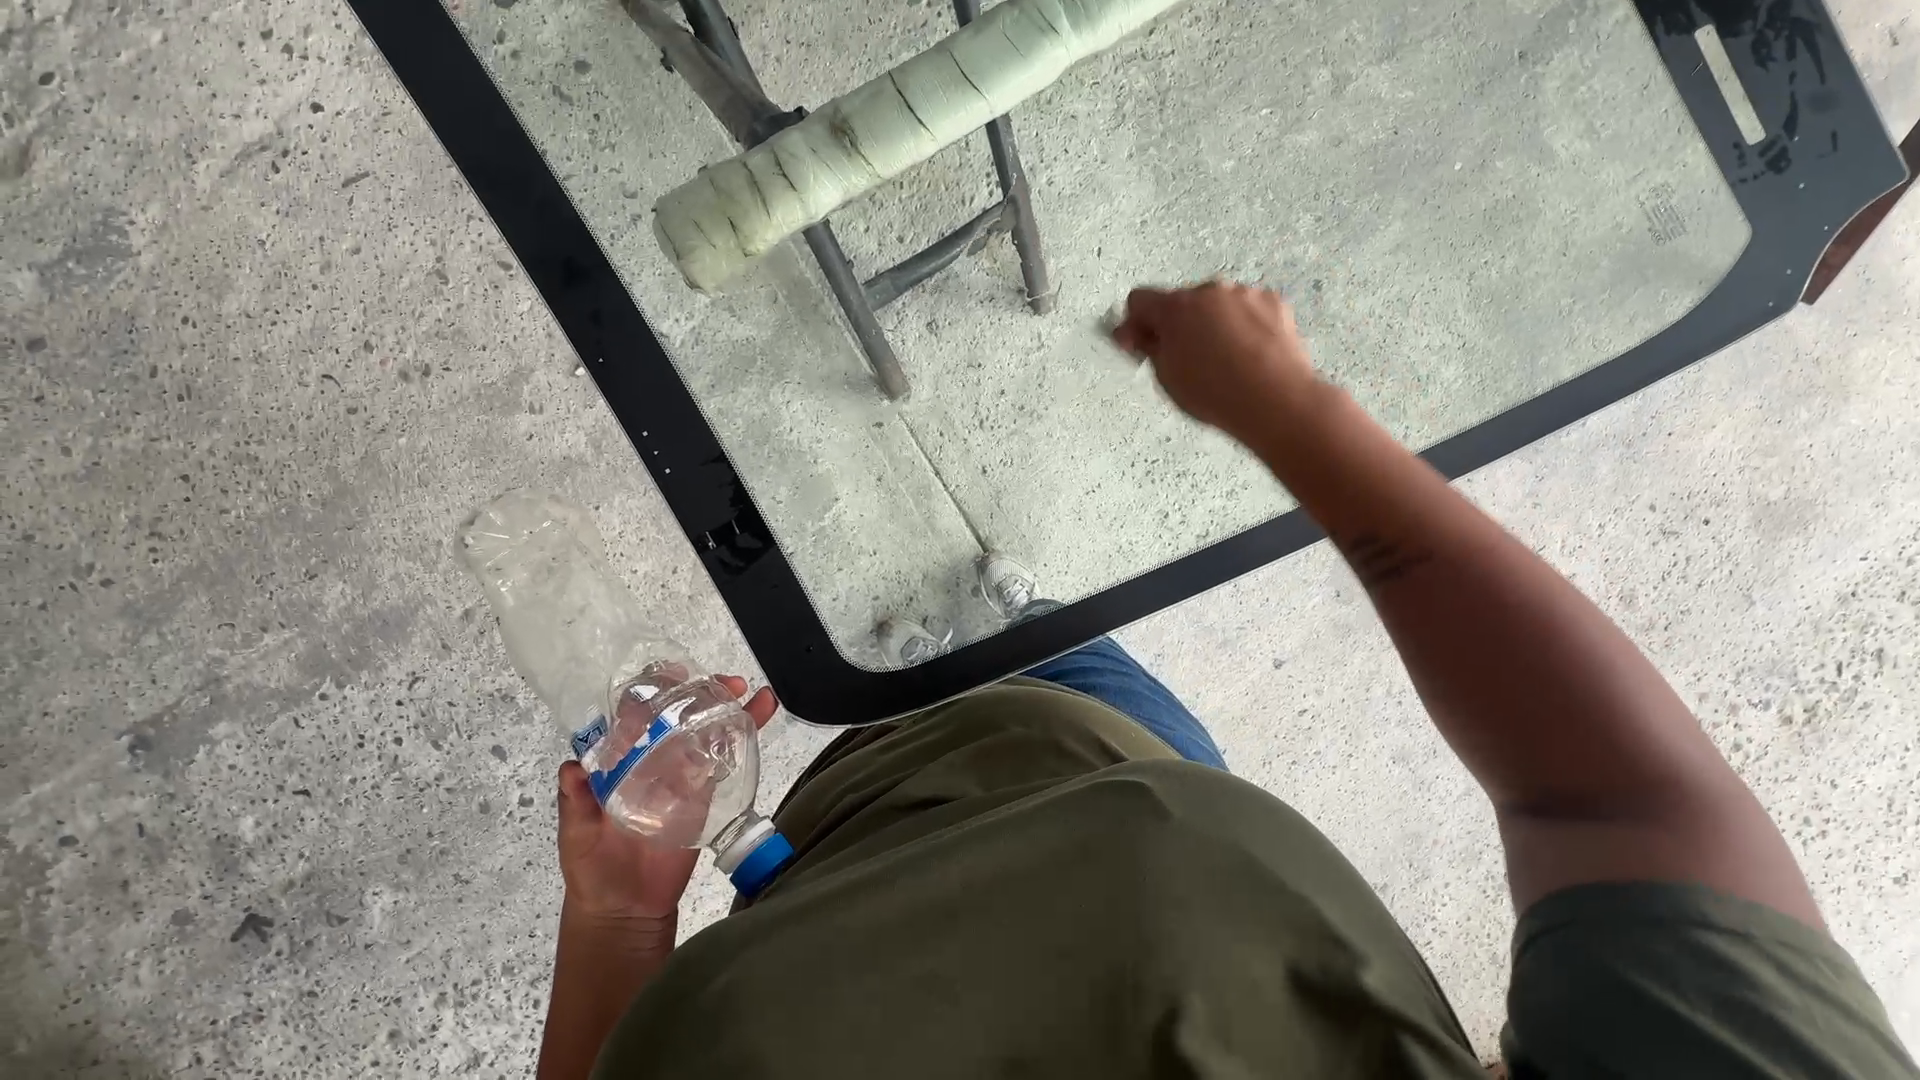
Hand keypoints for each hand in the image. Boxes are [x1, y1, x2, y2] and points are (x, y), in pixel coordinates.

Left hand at [554, 675, 778, 925]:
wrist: (627, 907)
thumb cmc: (593, 865)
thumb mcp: (576, 831)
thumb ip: (575, 801)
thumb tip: (572, 768)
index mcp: (620, 758)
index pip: (637, 712)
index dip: (653, 688)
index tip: (672, 674)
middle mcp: (654, 756)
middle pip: (680, 713)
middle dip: (702, 693)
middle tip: (724, 683)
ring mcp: (684, 772)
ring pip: (709, 729)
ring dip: (730, 706)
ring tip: (752, 693)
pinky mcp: (708, 791)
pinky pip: (729, 757)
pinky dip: (749, 732)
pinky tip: (765, 710)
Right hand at [1111, 281, 1319, 442]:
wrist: (1275, 400)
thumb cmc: (1216, 394)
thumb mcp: (1165, 377)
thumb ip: (1147, 347)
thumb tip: (1134, 334)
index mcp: (1175, 308)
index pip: (1139, 300)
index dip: (1135, 323)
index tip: (1139, 343)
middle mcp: (1208, 291)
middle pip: (1181, 302)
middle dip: (1178, 325)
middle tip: (1185, 360)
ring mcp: (1243, 294)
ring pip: (1216, 305)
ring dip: (1212, 324)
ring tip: (1223, 362)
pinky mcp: (1272, 302)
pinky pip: (1247, 309)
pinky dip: (1243, 325)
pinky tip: (1248, 354)